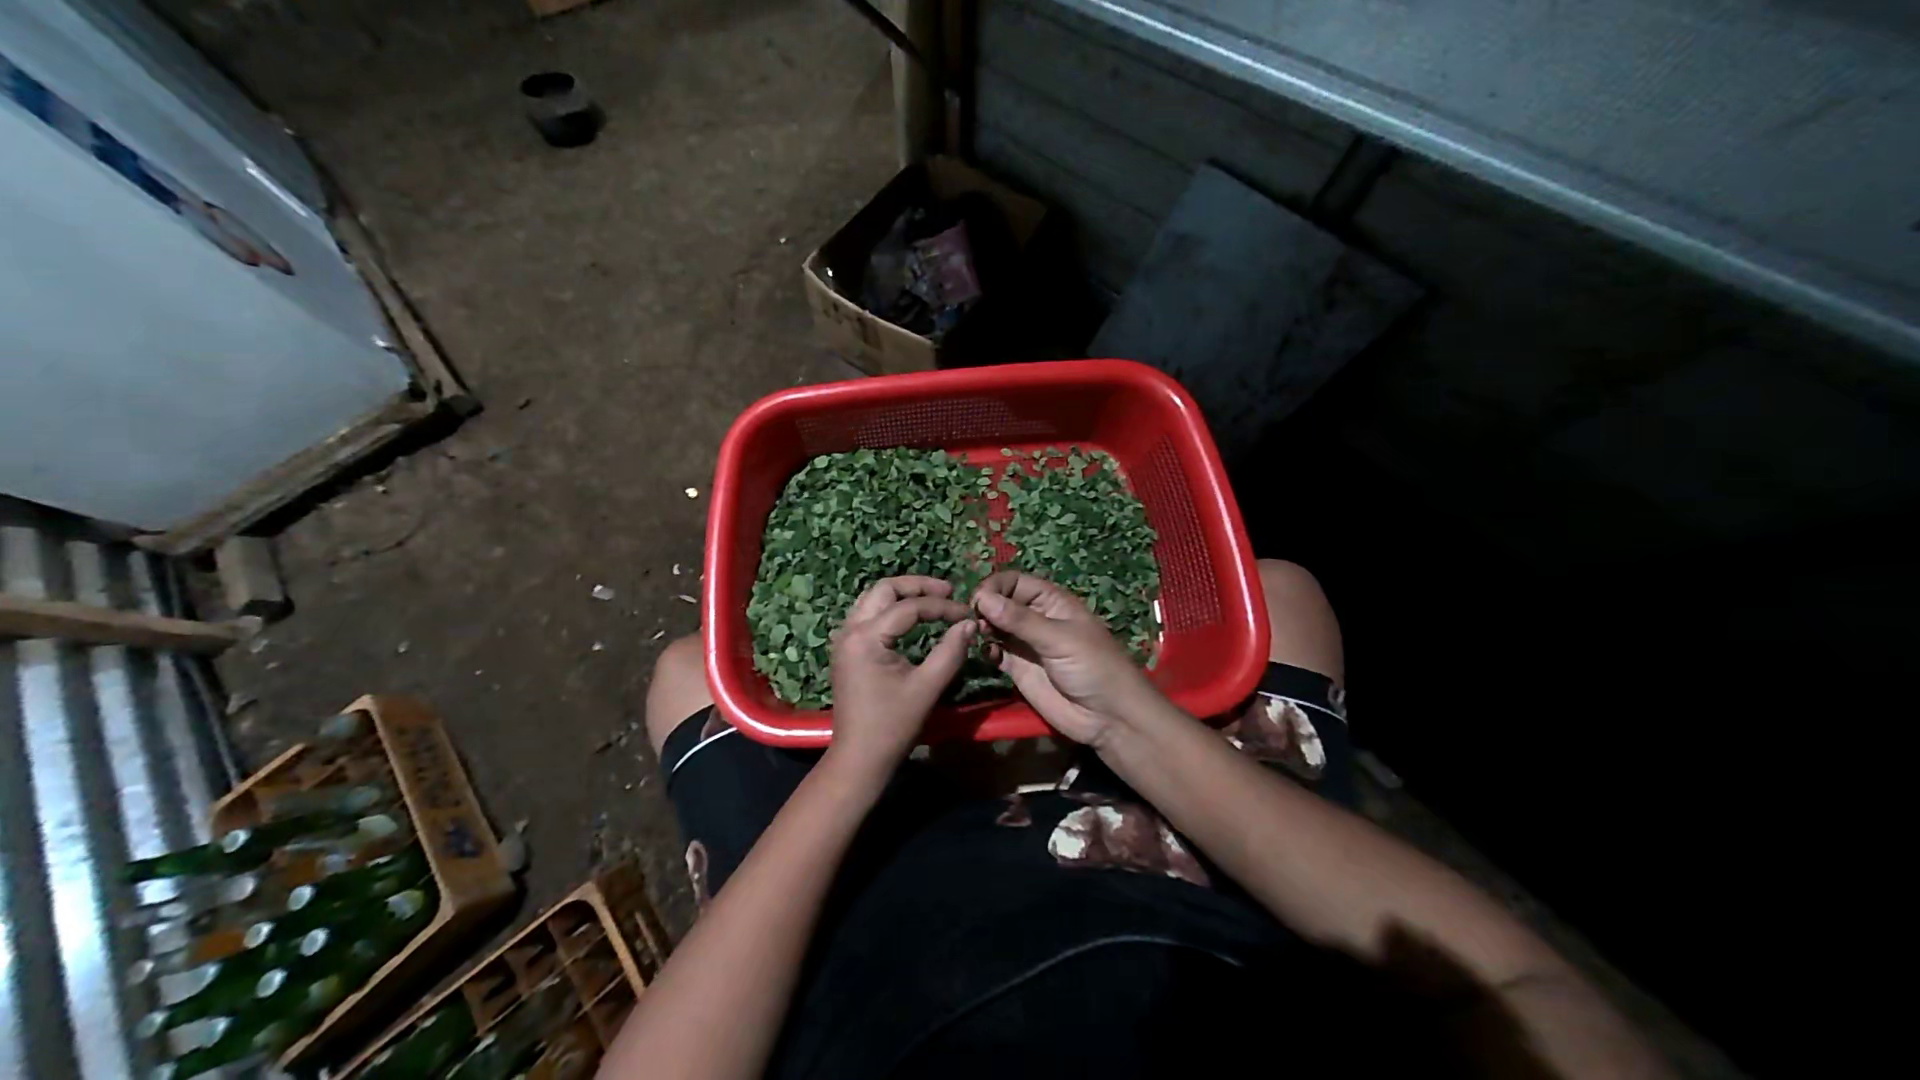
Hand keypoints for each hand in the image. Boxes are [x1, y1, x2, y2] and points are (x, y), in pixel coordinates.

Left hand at [826, 576, 974, 776]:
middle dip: (917, 586)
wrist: (860, 757)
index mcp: (866, 637)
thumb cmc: (893, 725)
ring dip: (902, 594)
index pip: (909, 607)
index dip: (942, 607)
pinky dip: (889, 608)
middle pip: (883, 589)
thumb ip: (950, 651)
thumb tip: (969, 623)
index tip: (967, 614)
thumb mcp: (927, 687)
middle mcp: (849, 630)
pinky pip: (867, 614)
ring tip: (932, 599)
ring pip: (872, 598)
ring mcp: (843, 639)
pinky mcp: (846, 649)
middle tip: (948, 591)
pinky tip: (911, 618)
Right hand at [971, 571, 1161, 748]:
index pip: (1014, 581)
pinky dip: (986, 650)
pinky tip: (987, 655)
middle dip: (983, 607)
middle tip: (971, 621)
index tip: (977, 601)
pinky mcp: (1019, 669)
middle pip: (1000, 602)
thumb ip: (1020, 620)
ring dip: (981, 628)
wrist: (1109, 716)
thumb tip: (982, 598)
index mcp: (1051, 601)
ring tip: (975, 636)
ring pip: (995, 626)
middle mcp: (1035, 618)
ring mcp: (1025, 644)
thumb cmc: (1093, 667)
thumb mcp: (1059, 638)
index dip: (994, 587)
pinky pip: (995, 653)